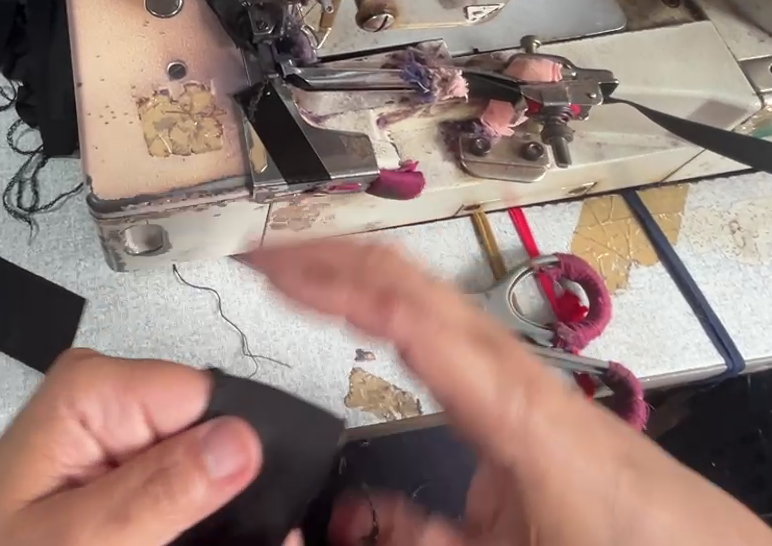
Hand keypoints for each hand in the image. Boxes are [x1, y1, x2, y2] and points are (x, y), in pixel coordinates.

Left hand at [0, 349, 265, 545]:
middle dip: (215, 492)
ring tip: (161, 539)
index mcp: (94, 390)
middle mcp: (104, 397)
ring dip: (198, 511)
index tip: (236, 510)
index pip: (206, 395)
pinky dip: (176, 518)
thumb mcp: (75, 542)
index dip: (231, 456)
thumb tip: (241, 439)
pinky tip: (160, 537)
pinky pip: (168, 481)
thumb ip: (159, 490)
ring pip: (195, 463)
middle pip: (205, 430)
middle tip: (186, 539)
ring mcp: (109, 431)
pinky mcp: (110, 465)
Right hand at [249, 240, 771, 545]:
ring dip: (350, 261)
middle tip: (261, 256)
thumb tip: (343, 517)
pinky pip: (433, 304)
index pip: (400, 316)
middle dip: (326, 255)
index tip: (270, 271)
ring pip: (417, 279)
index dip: (330, 286)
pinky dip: (380, 285)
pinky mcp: (510, 363)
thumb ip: (414, 535)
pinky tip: (356, 296)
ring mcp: (508, 353)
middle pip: (402, 276)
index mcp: (504, 401)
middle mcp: (502, 359)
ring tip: (292, 264)